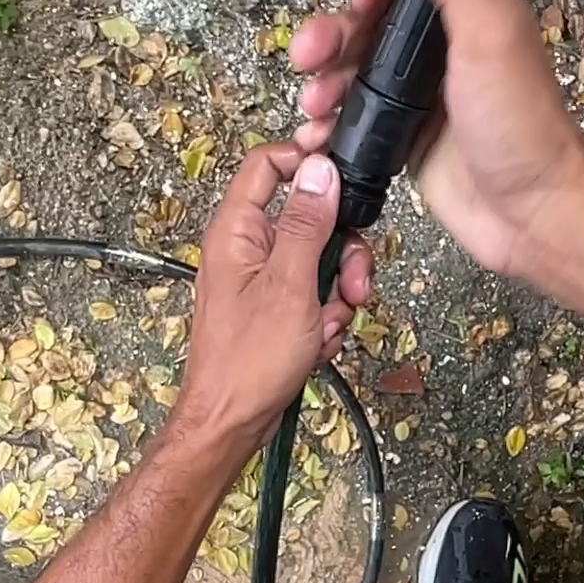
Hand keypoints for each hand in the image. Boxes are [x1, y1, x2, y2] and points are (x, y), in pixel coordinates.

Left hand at [173, 145, 372, 452]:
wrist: (233, 421)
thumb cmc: (247, 363)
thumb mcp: (288, 285)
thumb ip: (306, 223)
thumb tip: (320, 171)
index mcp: (237, 231)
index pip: (269, 165)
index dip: (308, 162)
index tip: (344, 177)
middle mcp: (248, 250)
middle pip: (310, 218)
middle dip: (340, 252)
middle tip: (349, 282)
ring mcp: (264, 281)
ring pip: (320, 261)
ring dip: (336, 293)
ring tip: (328, 324)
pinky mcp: (277, 309)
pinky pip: (316, 296)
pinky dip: (325, 319)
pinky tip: (316, 341)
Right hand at [290, 0, 583, 278]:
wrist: (530, 216)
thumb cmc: (522, 128)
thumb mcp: (485, 30)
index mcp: (467, 14)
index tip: (357, 2)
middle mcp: (442, 54)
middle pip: (370, 27)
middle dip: (332, 38)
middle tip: (309, 55)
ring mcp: (422, 100)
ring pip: (357, 76)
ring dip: (325, 84)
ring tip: (314, 106)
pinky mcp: (407, 142)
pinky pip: (359, 123)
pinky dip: (333, 127)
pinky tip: (319, 137)